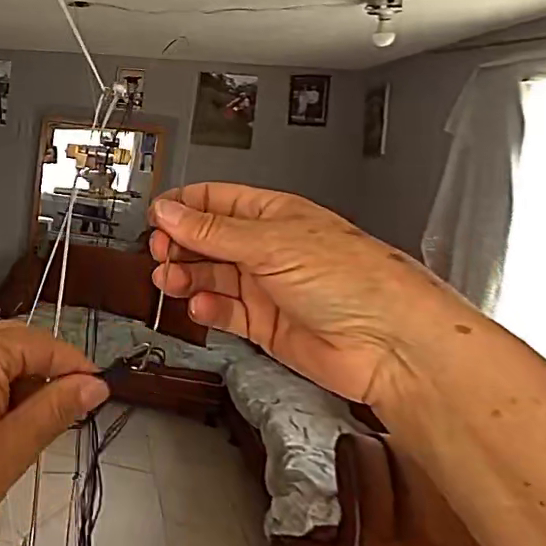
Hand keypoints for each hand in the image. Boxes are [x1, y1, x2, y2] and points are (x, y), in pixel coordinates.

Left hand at [0, 321, 107, 545]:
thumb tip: (91, 386)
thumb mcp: (13, 448)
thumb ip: (58, 407)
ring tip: (25, 429)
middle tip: (68, 411)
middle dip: (45, 375)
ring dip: (19, 383)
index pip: (42, 344)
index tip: (96, 387)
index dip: (74, 366)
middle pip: (17, 343)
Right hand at [148, 183, 458, 405]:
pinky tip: (200, 304)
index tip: (156, 216)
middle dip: (179, 243)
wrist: (390, 345)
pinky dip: (207, 308)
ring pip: (211, 275)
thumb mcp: (272, 242)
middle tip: (160, 250)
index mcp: (273, 214)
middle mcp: (268, 247)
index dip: (183, 206)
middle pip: (208, 239)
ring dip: (186, 275)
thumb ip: (214, 231)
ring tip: (169, 278)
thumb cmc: (356, 280)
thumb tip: (171, 210)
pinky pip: (224, 311)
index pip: (215, 201)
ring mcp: (267, 286)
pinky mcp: (266, 323)